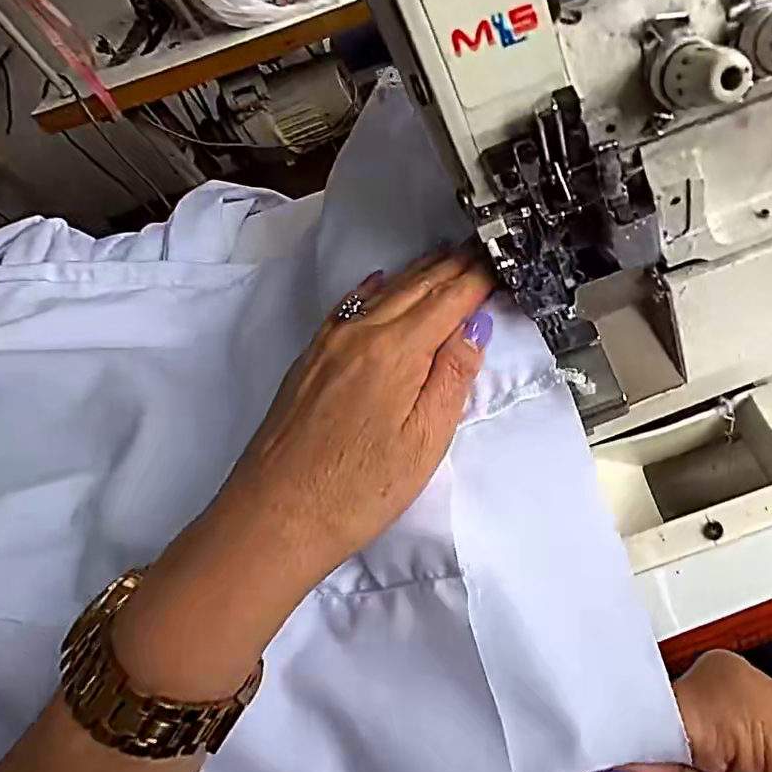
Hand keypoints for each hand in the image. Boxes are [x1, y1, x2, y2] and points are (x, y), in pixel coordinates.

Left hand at [210, 247, 495, 560]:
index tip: (497, 265)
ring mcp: (330, 345)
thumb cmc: (358, 489)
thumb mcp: (426, 438)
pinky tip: (381, 280)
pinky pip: (349, 307)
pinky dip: (374, 288)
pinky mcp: (311, 361)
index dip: (476, 281)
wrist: (273, 520)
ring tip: (445, 257)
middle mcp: (360, 336)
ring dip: (419, 272)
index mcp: (396, 352)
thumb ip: (452, 376)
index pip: (448, 301)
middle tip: (478, 250)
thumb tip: (474, 327)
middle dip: (452, 266)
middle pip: (416, 287)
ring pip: (384, 292)